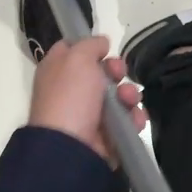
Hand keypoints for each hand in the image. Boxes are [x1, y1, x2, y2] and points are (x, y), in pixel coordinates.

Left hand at [28, 36, 146, 163]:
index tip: (104, 48)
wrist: (72, 147)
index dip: (89, 47)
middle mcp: (72, 91)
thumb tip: (101, 43)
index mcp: (57, 71)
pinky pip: (127, 120)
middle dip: (116, 70)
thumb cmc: (70, 96)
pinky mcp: (107, 135)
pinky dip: (134, 118)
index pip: (72, 50)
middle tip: (118, 74)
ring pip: (119, 95)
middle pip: (102, 72)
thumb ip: (90, 44)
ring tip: (128, 100)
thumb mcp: (77, 58)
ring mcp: (90, 114)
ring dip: (129, 94)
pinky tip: (134, 119)